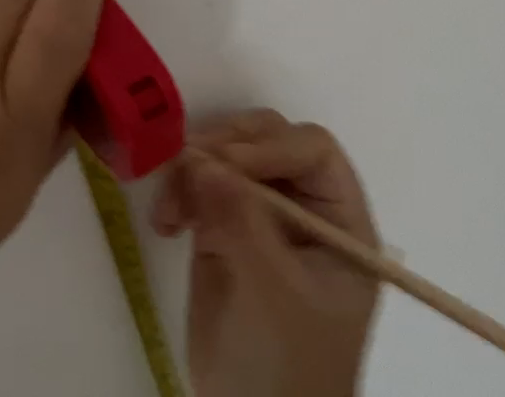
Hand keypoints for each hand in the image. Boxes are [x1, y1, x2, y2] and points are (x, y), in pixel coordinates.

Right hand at [151, 111, 380, 396]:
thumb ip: (239, 217)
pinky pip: (197, 186)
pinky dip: (176, 192)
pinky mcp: (221, 229)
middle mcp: (302, 210)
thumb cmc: (283, 362)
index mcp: (340, 223)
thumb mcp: (270, 289)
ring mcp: (260, 217)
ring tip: (168, 212)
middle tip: (185, 169)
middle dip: (223, 147)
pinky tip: (164, 222)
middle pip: (266, 141)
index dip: (270, 146)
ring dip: (190, 170)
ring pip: (224, 157)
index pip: (313, 151)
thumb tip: (198, 157)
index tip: (224, 166)